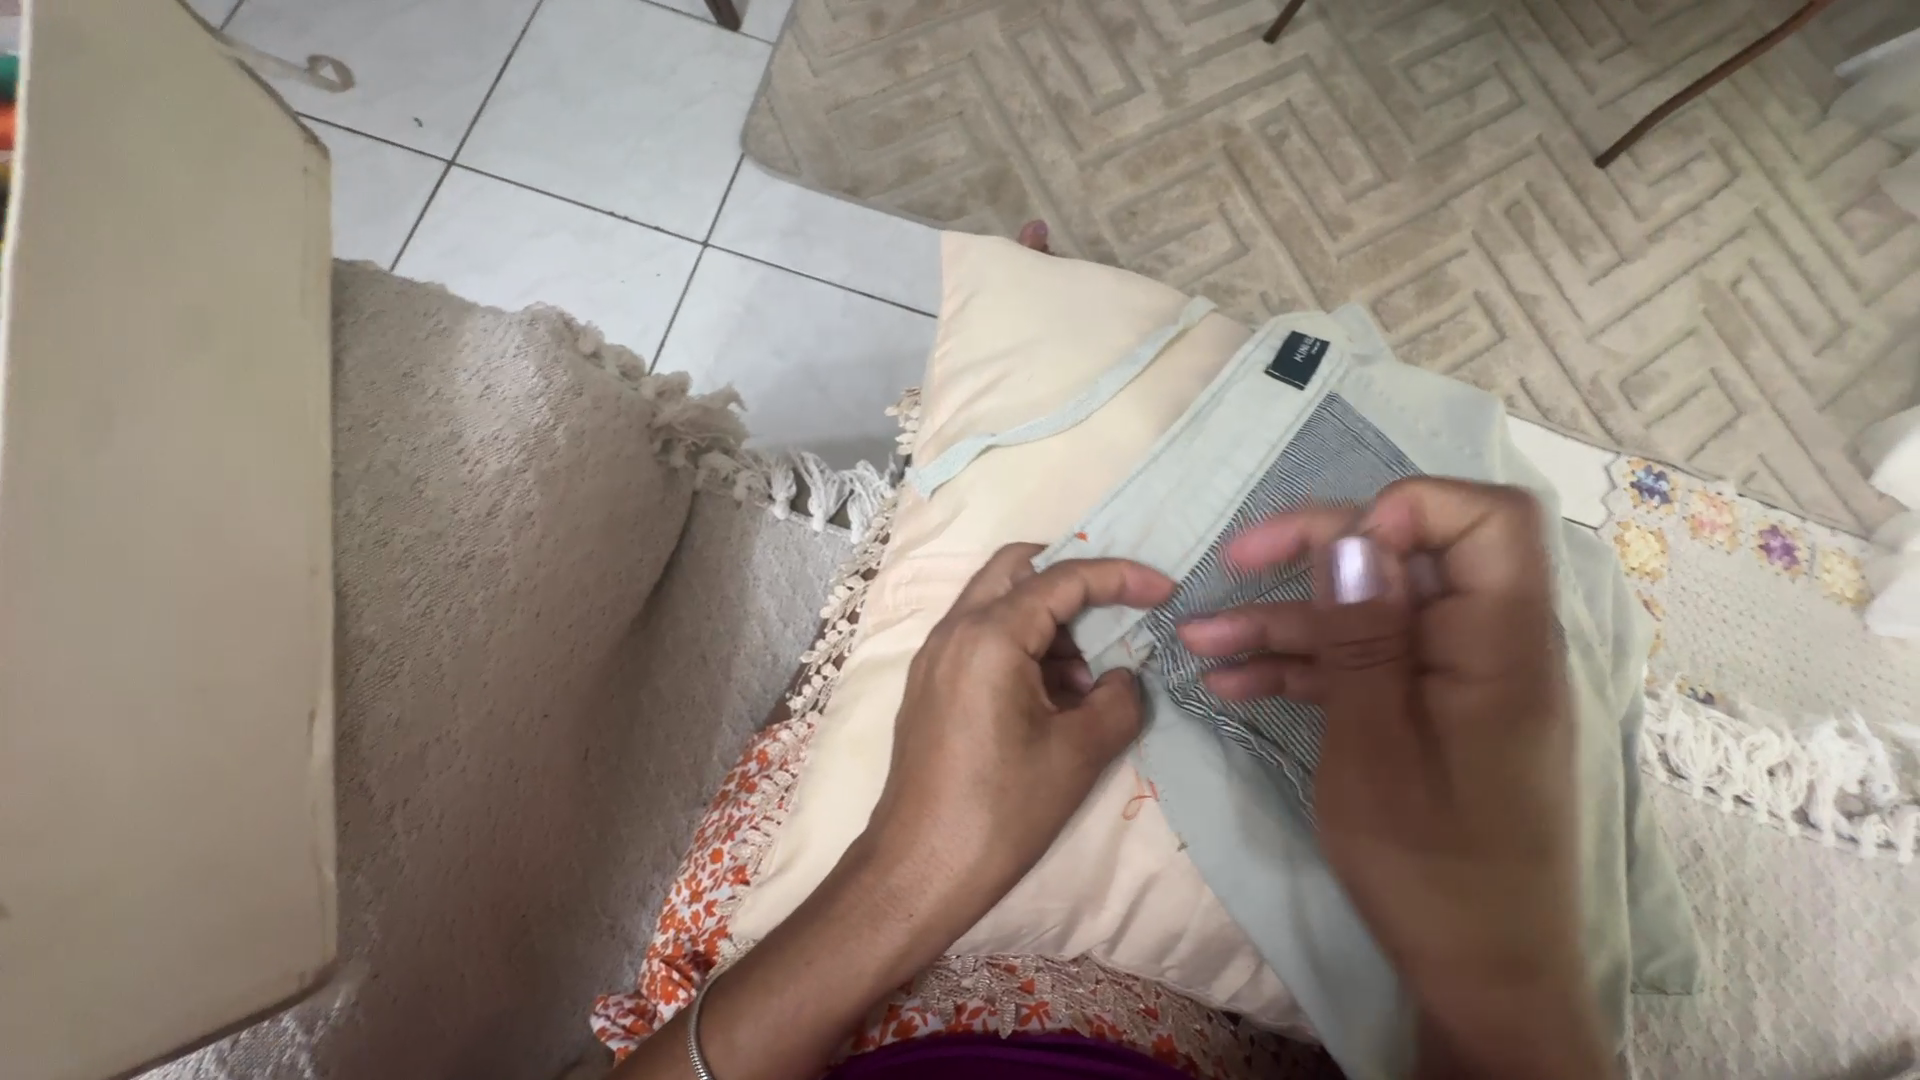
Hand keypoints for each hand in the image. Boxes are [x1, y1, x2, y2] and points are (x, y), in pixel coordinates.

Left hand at [611, 546, 1170, 1079]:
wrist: (918, 868)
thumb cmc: (1001, 810)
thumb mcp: (1079, 754)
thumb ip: (1120, 698)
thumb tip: (1125, 674)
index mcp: (988, 635)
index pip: (1062, 576)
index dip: (1120, 575)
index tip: (1165, 589)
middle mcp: (953, 629)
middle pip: (1016, 566)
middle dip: (1072, 579)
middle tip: (1116, 612)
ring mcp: (934, 655)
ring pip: (996, 601)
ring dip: (1046, 618)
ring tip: (1084, 679)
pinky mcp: (930, 682)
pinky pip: (980, 635)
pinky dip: (1021, 643)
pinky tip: (1050, 697)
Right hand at [1179, 478, 1606, 1078]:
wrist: (1476, 974)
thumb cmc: (1430, 864)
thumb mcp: (1375, 743)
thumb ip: (1364, 633)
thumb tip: (1353, 534)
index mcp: (1499, 641)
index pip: (1484, 519)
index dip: (1405, 507)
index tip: (1331, 546)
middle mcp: (1483, 645)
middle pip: (1401, 558)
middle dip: (1310, 554)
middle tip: (1233, 562)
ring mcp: (1449, 679)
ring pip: (1363, 616)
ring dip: (1280, 621)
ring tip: (1197, 639)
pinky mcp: (1421, 711)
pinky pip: (1358, 665)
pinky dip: (1297, 668)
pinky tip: (1231, 683)